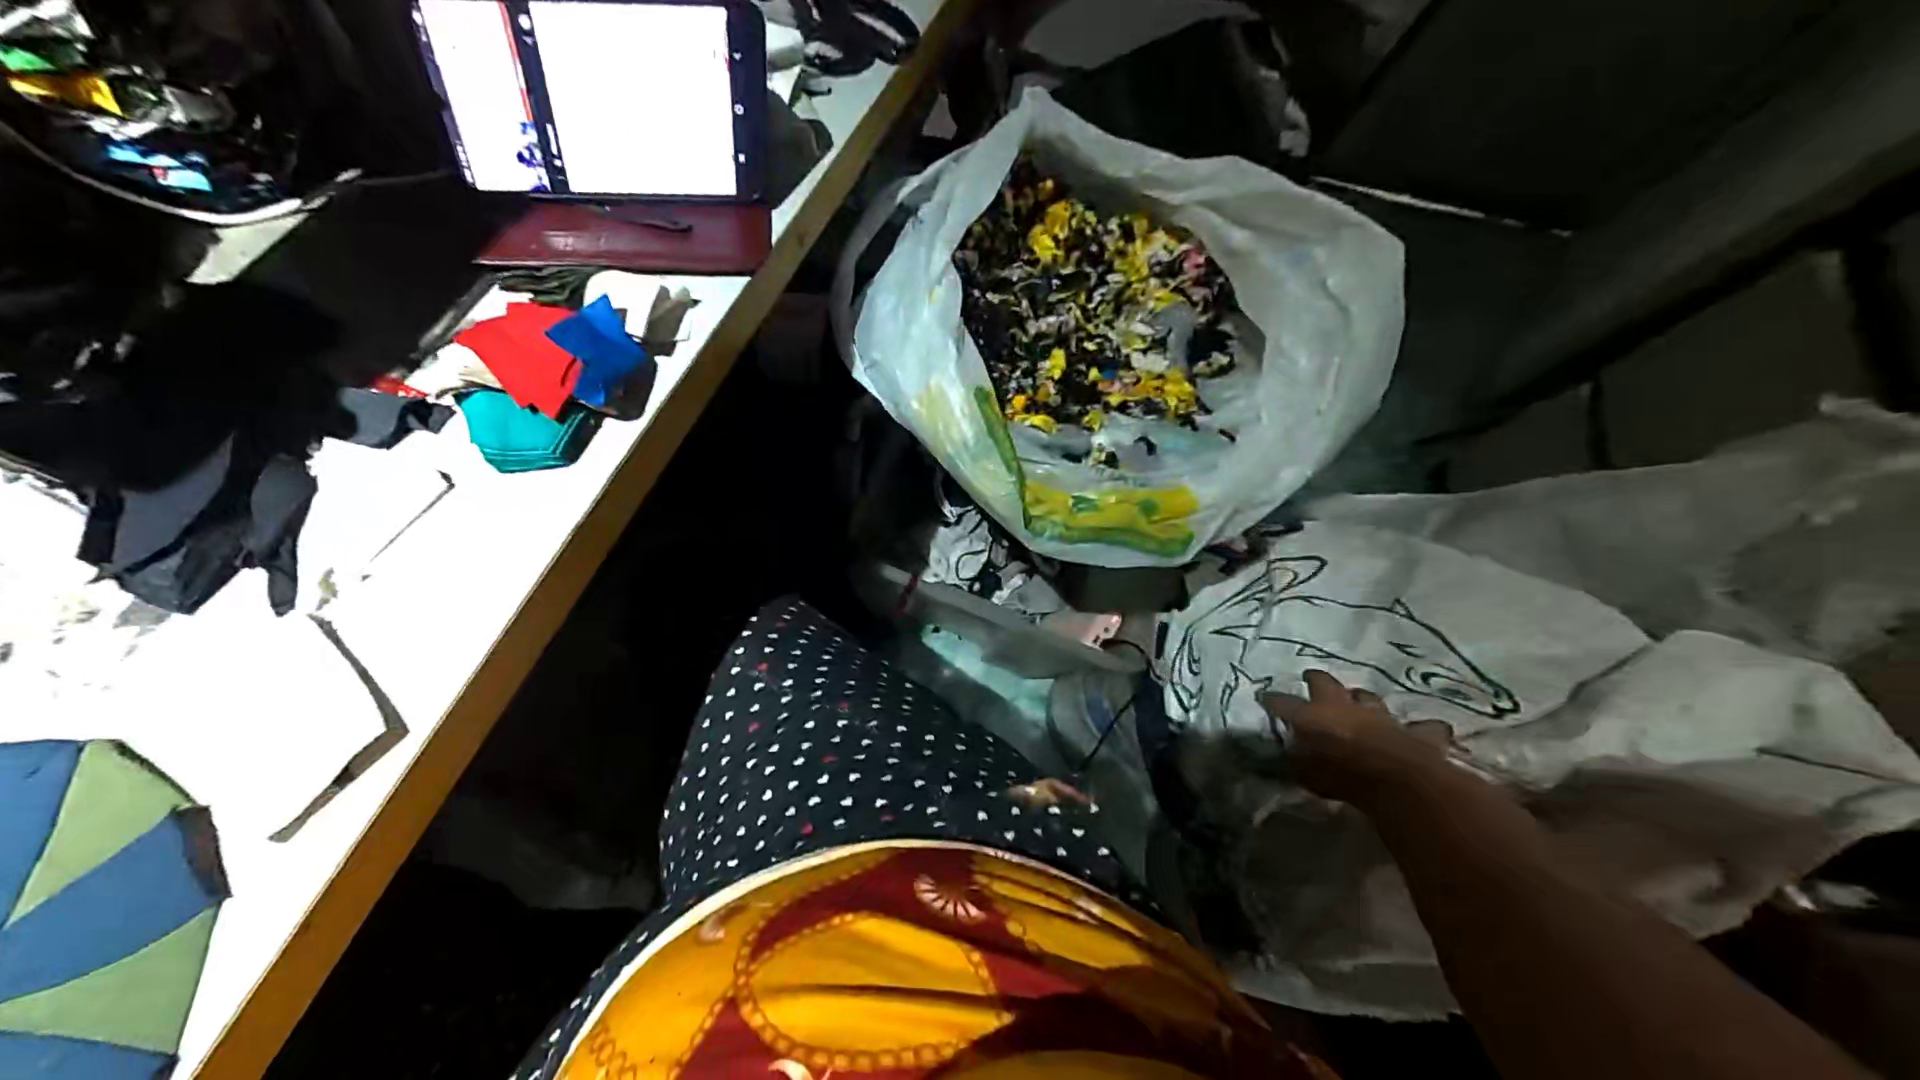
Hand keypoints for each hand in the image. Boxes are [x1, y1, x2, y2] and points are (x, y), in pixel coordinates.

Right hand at [1260, 670, 1455, 806]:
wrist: (1397, 781)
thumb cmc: (1342, 776)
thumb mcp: (1306, 774)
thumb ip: (1295, 760)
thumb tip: (1284, 753)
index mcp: (1313, 715)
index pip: (1284, 703)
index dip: (1274, 701)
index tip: (1265, 698)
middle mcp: (1344, 707)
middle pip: (1326, 684)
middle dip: (1317, 681)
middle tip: (1312, 679)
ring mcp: (1382, 716)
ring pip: (1370, 698)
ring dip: (1364, 701)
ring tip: (1362, 703)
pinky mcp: (1415, 732)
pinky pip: (1421, 728)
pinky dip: (1421, 730)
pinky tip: (1421, 732)